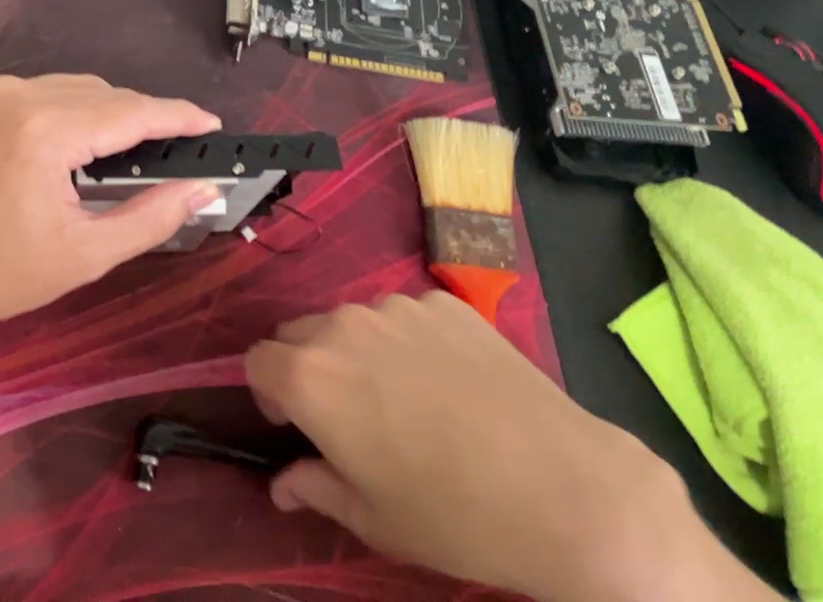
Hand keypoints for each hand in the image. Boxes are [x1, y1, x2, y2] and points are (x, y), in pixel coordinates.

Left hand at [0, 75, 222, 428]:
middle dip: (143, 120)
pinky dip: (68, 111)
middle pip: (104, 95)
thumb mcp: (85, 254)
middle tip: (172, 155)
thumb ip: (152, 216)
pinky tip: (75, 145)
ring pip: (72, 89)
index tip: (211, 125)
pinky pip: (39, 94)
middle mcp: (16, 97)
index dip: (178, 117)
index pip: (131, 112)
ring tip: (126, 154)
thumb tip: (203, 189)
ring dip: (106, 114)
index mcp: (44, 132)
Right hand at [245, 292, 775, 601]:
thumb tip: (283, 486)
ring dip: (356, 351)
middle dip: (306, 368)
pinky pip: (404, 316)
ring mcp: (398, 309)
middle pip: (299, 334)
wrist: (565, 488)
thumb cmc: (452, 514)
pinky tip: (447, 382)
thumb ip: (314, 488)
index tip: (295, 425)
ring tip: (402, 397)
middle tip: (345, 415)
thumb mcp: (372, 517)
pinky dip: (407, 340)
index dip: (267, 393)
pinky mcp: (446, 304)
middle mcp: (343, 327)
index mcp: (310, 376)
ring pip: (352, 322)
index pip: (257, 361)